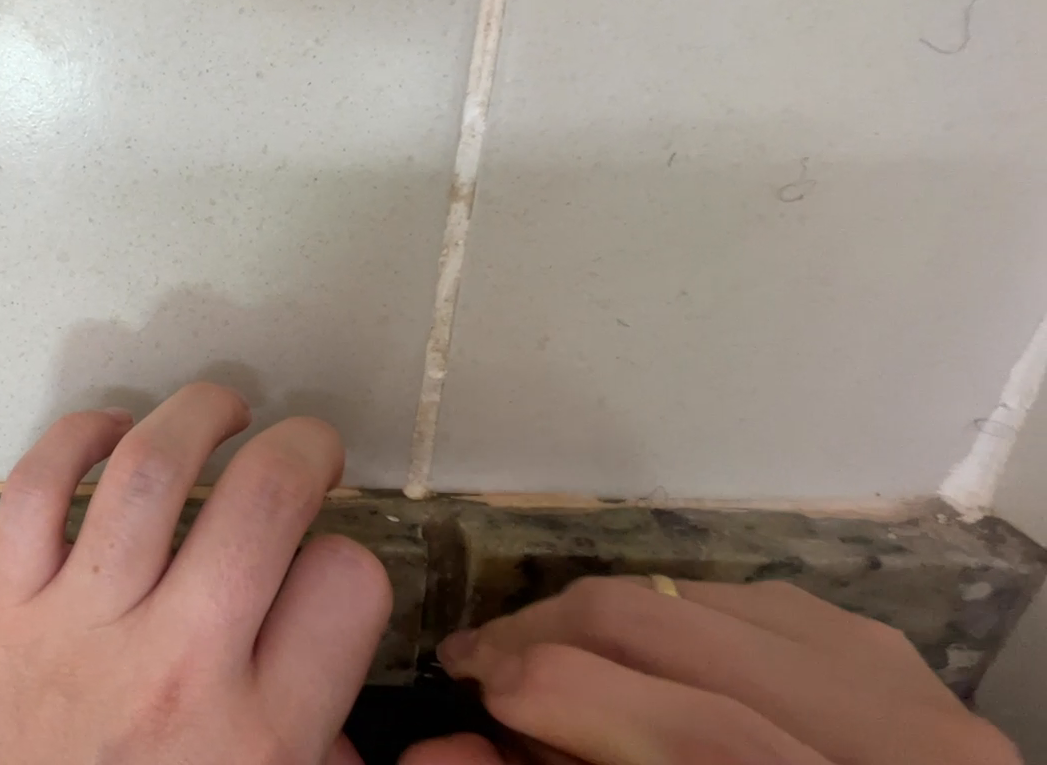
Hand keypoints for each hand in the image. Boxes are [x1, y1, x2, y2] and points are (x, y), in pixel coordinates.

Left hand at [0, 382, 393, 764]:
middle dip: (304, 446)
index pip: (347, 583)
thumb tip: (406, 734)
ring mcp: (82, 621)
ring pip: (151, 470)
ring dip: (200, 413)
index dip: (350, 559)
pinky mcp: (4, 599)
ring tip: (224, 410)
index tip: (325, 562)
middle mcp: (177, 662)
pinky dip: (78, 437)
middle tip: (306, 446)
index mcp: (260, 735)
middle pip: (264, 500)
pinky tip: (114, 433)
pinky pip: (37, 487)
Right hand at [405, 575, 1020, 764]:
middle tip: (483, 658)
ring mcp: (906, 689)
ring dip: (590, 616)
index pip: (690, 732)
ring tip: (546, 651)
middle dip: (542, 631)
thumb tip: (435, 748)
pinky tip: (639, 652)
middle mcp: (905, 748)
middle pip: (667, 629)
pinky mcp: (887, 654)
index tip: (464, 677)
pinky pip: (732, 592)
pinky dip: (660, 610)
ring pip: (688, 594)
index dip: (548, 691)